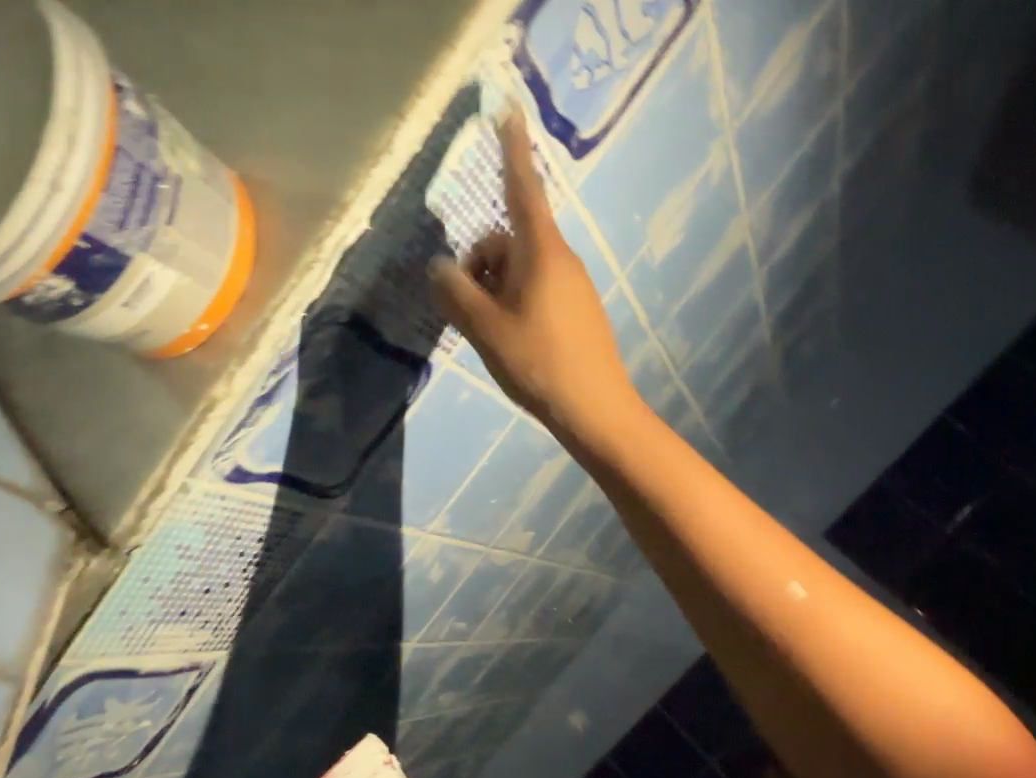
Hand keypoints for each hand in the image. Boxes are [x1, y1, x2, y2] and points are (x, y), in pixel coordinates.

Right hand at [429, 110, 639, 437]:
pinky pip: (534, 287)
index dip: (512, 148)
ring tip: (489, 332)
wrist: (595, 409)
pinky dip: (511, 302)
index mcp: (541, 252)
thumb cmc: (540, 363)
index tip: (508, 109)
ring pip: (518, 267)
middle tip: (469, 309)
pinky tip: (509, 340)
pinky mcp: (576, 308)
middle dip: (480, 262)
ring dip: (493, 287)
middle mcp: (560, 259)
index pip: (522, 187)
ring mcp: (571, 284)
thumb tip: (439, 267)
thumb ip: (456, 294)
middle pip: (508, 237)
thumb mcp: (486, 330)